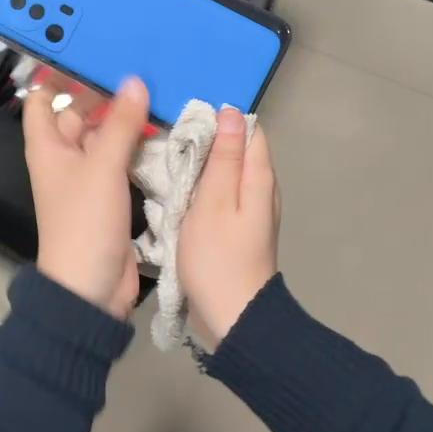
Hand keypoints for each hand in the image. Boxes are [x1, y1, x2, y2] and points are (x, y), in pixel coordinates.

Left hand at [24, 76, 151, 318]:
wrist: (91, 288)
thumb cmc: (84, 221)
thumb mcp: (102, 167)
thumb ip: (121, 124)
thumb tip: (134, 81)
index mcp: (47, 145)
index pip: (41, 99)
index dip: (56, 76)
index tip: (87, 53)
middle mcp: (63, 157)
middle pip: (77, 114)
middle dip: (102, 95)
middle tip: (137, 69)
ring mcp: (85, 177)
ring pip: (103, 137)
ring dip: (124, 120)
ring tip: (156, 92)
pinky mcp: (108, 195)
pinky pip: (119, 160)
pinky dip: (135, 146)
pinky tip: (163, 131)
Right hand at [180, 107, 279, 345]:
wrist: (232, 318)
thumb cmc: (217, 256)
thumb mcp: (213, 200)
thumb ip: (224, 157)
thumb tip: (231, 113)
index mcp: (259, 178)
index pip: (249, 129)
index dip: (221, 119)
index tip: (187, 120)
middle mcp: (261, 189)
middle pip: (239, 149)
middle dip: (209, 139)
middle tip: (171, 140)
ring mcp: (251, 211)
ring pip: (228, 171)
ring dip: (203, 163)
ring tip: (171, 161)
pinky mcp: (237, 228)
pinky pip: (222, 192)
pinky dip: (203, 185)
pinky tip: (181, 190)